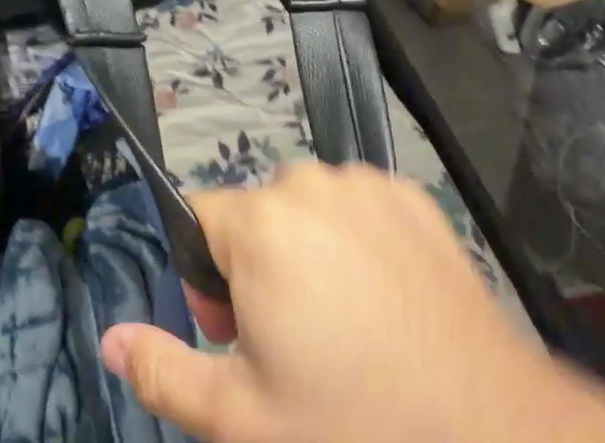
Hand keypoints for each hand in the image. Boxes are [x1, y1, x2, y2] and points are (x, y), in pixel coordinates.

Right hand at [100, 162, 604, 442]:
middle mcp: (311, 186)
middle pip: (250, 217)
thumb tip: (113, 340)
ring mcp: (368, 187)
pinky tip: (380, 302)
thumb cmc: (355, 423)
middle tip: (290, 342)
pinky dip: (352, 242)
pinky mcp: (412, 199)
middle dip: (252, 268)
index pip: (194, 219)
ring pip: (302, 211)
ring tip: (340, 325)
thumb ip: (163, 371)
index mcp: (261, 224)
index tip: (236, 333)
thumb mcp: (241, 418)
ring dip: (303, 254)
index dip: (203, 280)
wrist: (491, 428)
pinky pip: (353, 208)